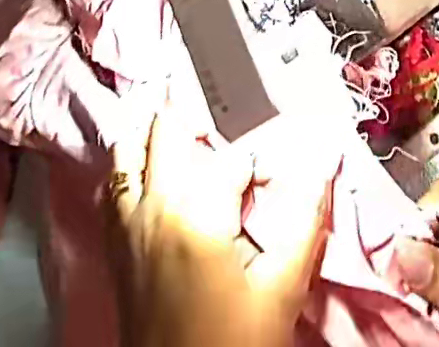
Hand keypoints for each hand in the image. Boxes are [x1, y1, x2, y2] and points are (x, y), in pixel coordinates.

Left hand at [109, 110, 334, 346]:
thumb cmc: (235, 345)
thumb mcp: (282, 287)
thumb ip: (307, 219)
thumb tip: (326, 166)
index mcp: (196, 214)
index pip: (234, 158)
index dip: (263, 163)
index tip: (280, 181)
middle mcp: (153, 208)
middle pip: (166, 131)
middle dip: (200, 116)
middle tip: (228, 113)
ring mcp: (126, 228)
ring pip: (127, 150)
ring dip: (156, 130)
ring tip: (189, 122)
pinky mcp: (115, 248)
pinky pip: (112, 186)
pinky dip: (130, 164)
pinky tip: (151, 166)